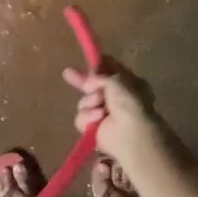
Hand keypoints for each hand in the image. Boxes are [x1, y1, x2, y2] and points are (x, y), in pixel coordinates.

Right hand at [62, 59, 176, 164]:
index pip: (109, 74)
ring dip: (89, 102)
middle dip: (83, 82)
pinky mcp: (93, 130)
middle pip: (93, 88)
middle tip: (67, 73)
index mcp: (127, 87)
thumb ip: (100, 77)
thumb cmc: (128, 104)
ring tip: (99, 107)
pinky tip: (97, 118)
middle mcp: (115, 101)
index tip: (86, 63)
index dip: (97, 68)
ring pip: (84, 103)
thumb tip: (88, 84)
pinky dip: (88, 117)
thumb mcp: (117, 82)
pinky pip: (81, 118)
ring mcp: (103, 116)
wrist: (129, 133)